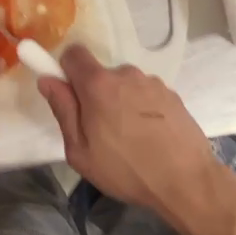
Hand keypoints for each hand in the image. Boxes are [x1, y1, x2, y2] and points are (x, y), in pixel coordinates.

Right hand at [37, 46, 228, 220]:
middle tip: (101, 133)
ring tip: (130, 140)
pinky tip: (150, 138)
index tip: (69, 96)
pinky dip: (142, 110)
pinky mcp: (173, 95)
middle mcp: (127, 74)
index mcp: (99, 84)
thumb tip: (49, 80)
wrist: (186, 180)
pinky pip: (146, 96)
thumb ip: (63, 110)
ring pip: (125, 87)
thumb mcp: (80, 151)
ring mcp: (153, 83)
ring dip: (122, 104)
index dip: (66, 71)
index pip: (74, 54)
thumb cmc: (126, 170)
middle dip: (96, 96)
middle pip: (101, 75)